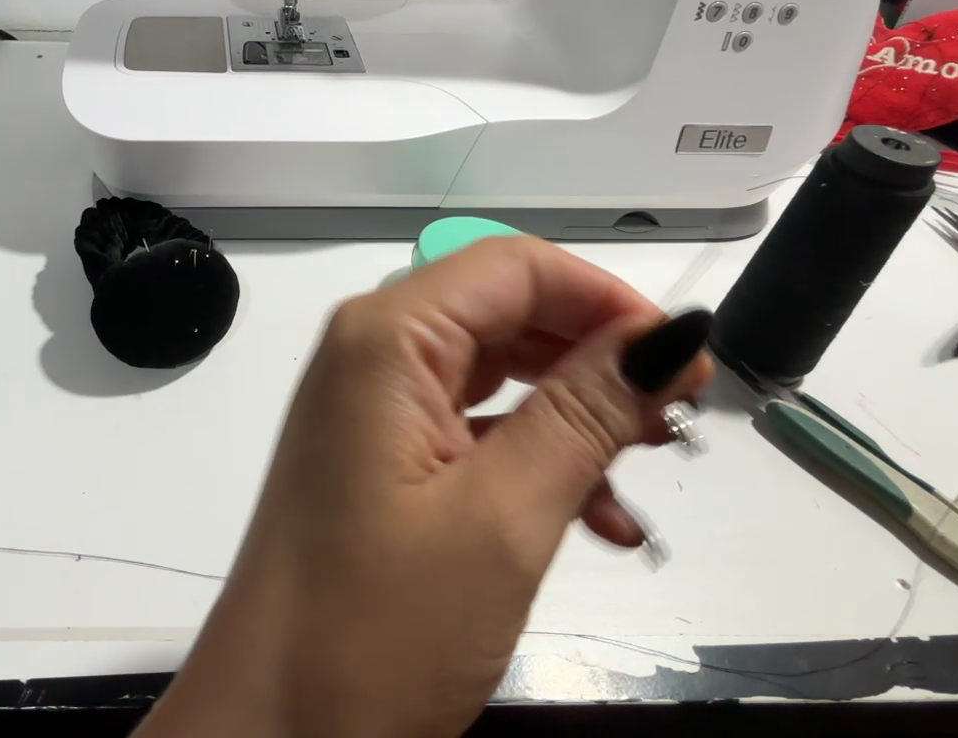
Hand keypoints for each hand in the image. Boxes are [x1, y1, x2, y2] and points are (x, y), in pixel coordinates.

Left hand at [135, 237, 708, 737]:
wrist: (272, 722)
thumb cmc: (372, 628)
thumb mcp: (502, 518)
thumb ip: (584, 416)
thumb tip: (662, 338)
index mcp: (386, 337)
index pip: (511, 266)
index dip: (604, 297)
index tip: (684, 357)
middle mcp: (372, 352)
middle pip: (504, 311)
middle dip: (595, 354)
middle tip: (677, 415)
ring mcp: (373, 403)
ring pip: (496, 369)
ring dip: (575, 410)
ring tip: (645, 465)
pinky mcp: (380, 452)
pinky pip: (473, 423)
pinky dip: (536, 453)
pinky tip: (596, 513)